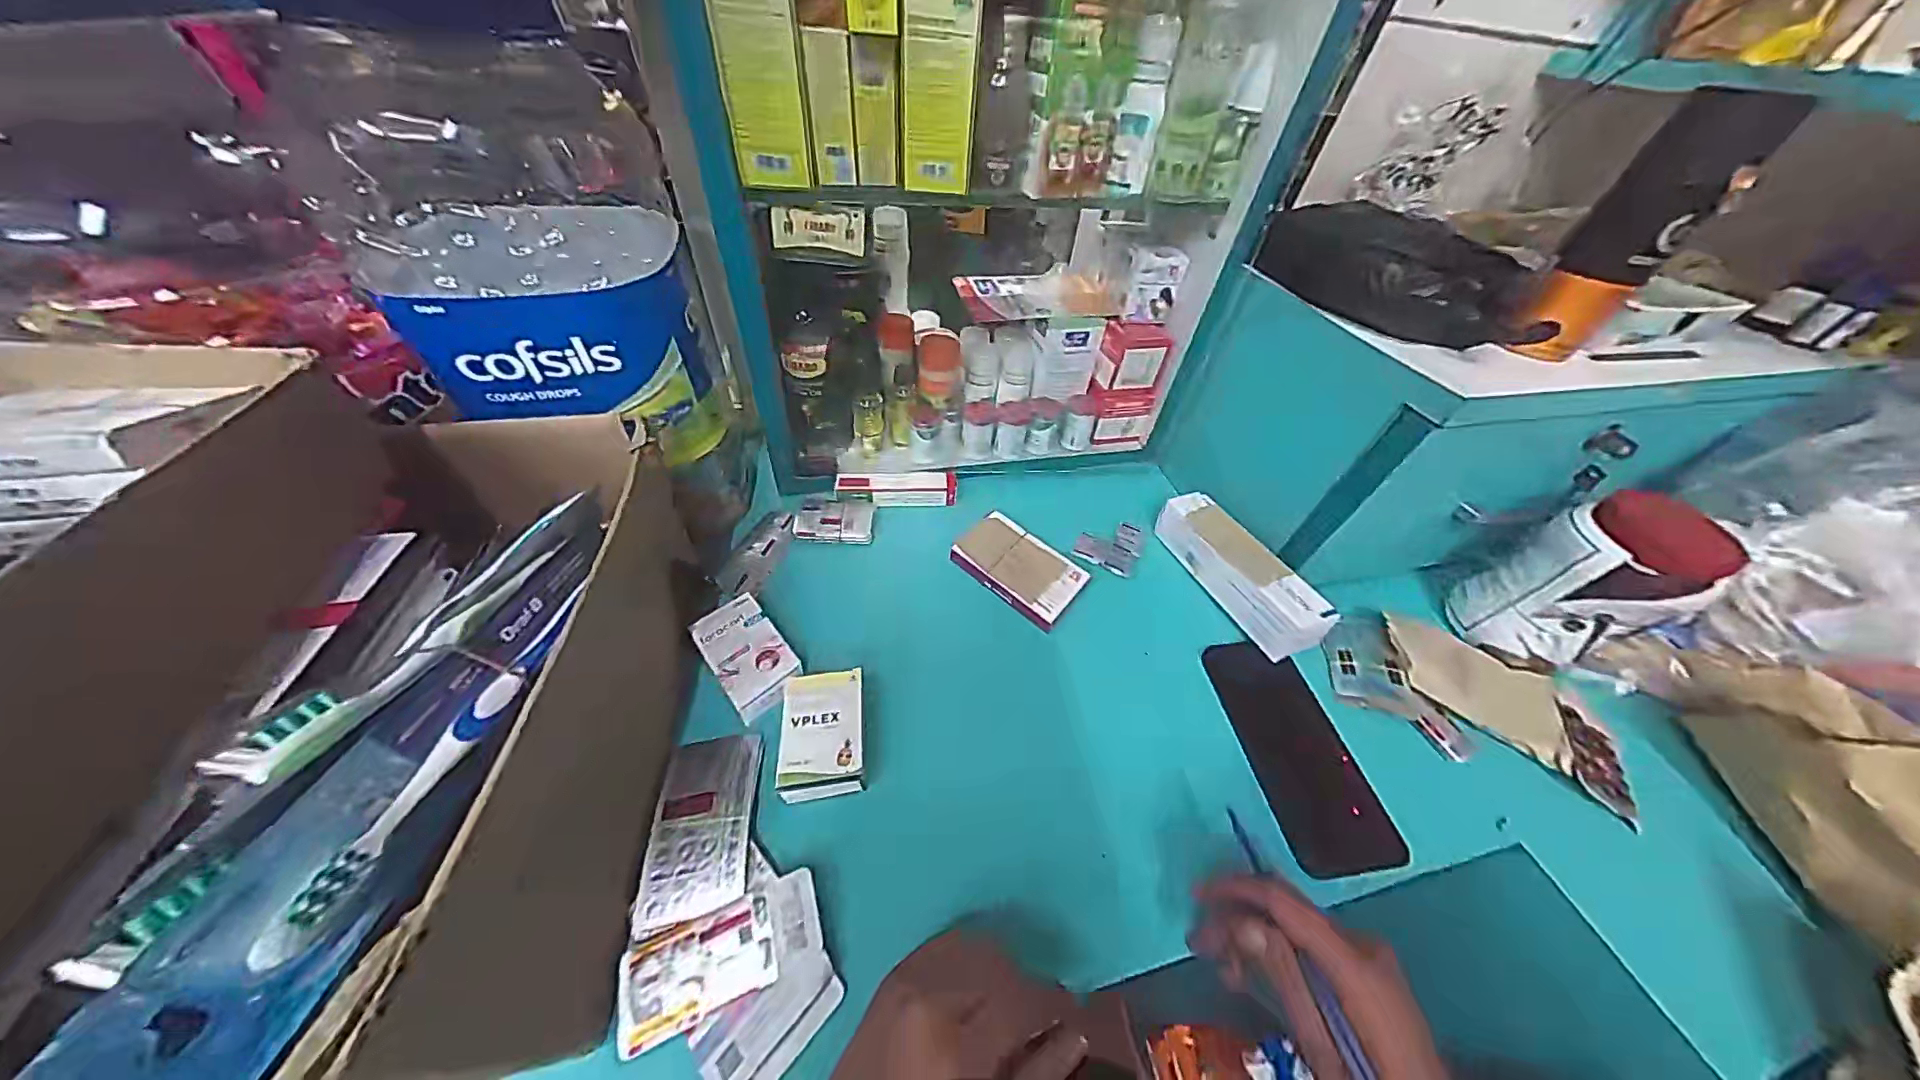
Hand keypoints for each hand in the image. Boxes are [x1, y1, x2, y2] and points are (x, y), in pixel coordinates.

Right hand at [1191, 874, 1448, 1079]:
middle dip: (1238, 917)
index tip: (1200, 893)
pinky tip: (1257, 973)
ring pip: (1294, 926)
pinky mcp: (1367, 971)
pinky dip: (1279, 951)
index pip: (1283, 901)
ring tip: (1225, 965)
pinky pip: (1311, 944)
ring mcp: (1369, 957)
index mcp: (1355, 962)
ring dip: (1254, 936)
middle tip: (1201, 940)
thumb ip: (1285, 980)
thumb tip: (1243, 924)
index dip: (1236, 889)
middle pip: (1286, 910)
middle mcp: (1364, 946)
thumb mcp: (1321, 1045)